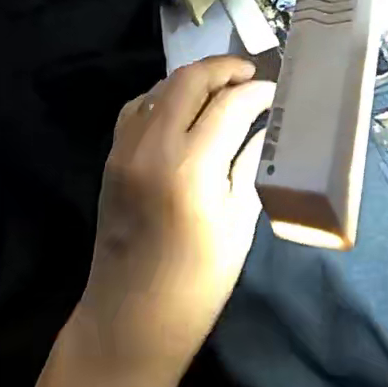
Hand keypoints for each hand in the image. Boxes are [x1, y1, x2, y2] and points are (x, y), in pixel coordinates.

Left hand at [74, 56, 275, 368]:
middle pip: (188, 82)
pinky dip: (162, 97)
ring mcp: (125, 147)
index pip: (228, 107)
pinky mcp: (111, 156)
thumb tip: (261, 130)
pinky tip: (181, 107)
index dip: (257, 93)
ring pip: (160, 89)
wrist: (129, 317)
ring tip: (221, 86)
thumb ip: (248, 168)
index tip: (276, 92)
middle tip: (250, 74)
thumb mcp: (238, 226)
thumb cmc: (196, 283)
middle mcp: (152, 145)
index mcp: (190, 167)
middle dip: (222, 69)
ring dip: (192, 80)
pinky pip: (137, 108)